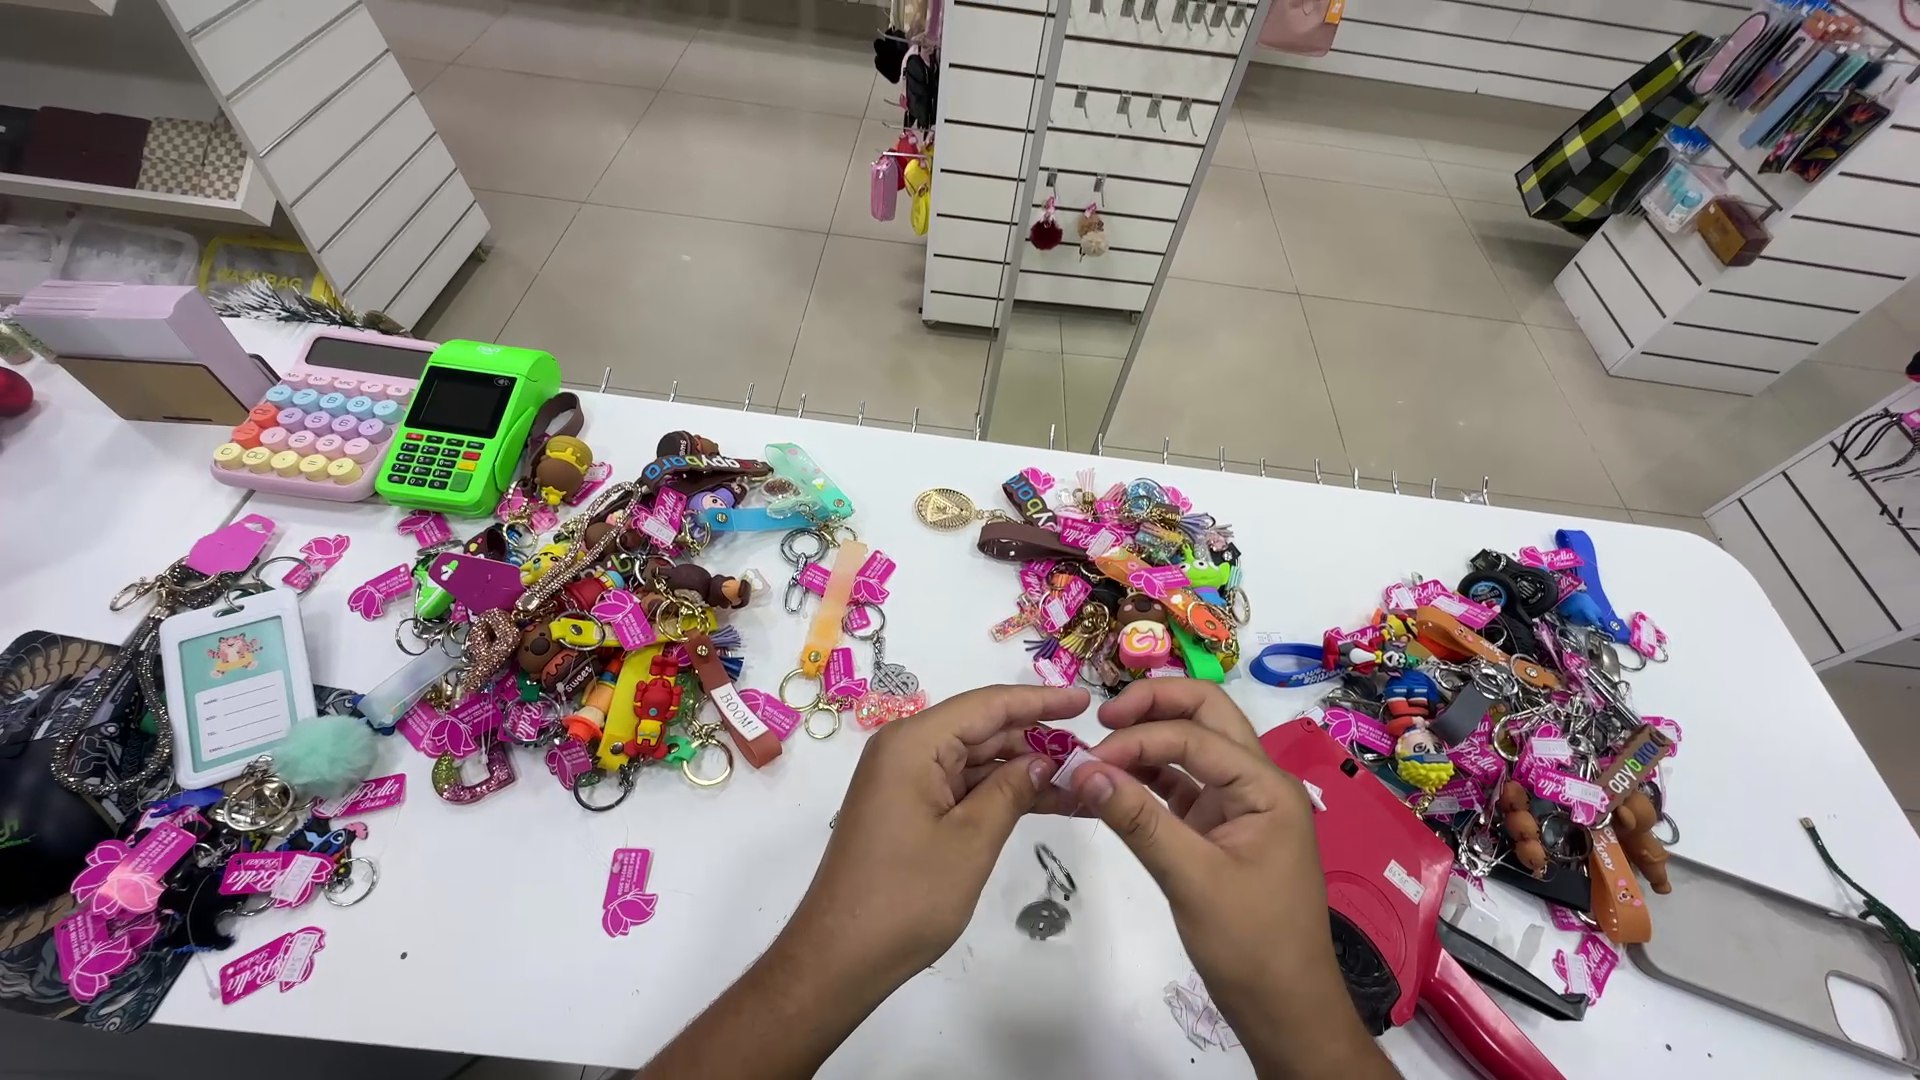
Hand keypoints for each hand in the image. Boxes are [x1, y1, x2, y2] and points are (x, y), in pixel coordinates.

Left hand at [782, 684, 1089, 991]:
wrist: (839, 958)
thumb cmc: (905, 897)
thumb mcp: (971, 841)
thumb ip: (1011, 791)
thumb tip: (1044, 759)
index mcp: (913, 742)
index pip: (987, 705)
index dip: (1039, 701)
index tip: (1084, 701)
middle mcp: (906, 749)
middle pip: (982, 729)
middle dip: (1036, 738)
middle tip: (1092, 752)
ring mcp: (905, 779)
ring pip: (976, 759)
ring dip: (1024, 770)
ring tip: (1081, 781)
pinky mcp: (909, 806)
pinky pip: (962, 785)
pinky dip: (1000, 793)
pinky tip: (1045, 802)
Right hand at [1064, 680, 1394, 1078]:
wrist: (1286, 1012)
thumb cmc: (1252, 946)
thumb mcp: (1192, 879)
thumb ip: (1137, 819)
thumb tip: (1082, 769)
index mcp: (1265, 786)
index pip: (1194, 735)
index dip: (1139, 738)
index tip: (1089, 759)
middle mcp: (1256, 781)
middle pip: (1205, 714)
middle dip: (1154, 705)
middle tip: (1104, 719)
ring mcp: (1238, 802)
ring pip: (1193, 742)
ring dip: (1149, 736)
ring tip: (1101, 748)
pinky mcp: (1218, 824)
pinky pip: (1181, 781)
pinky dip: (1148, 773)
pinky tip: (1115, 780)